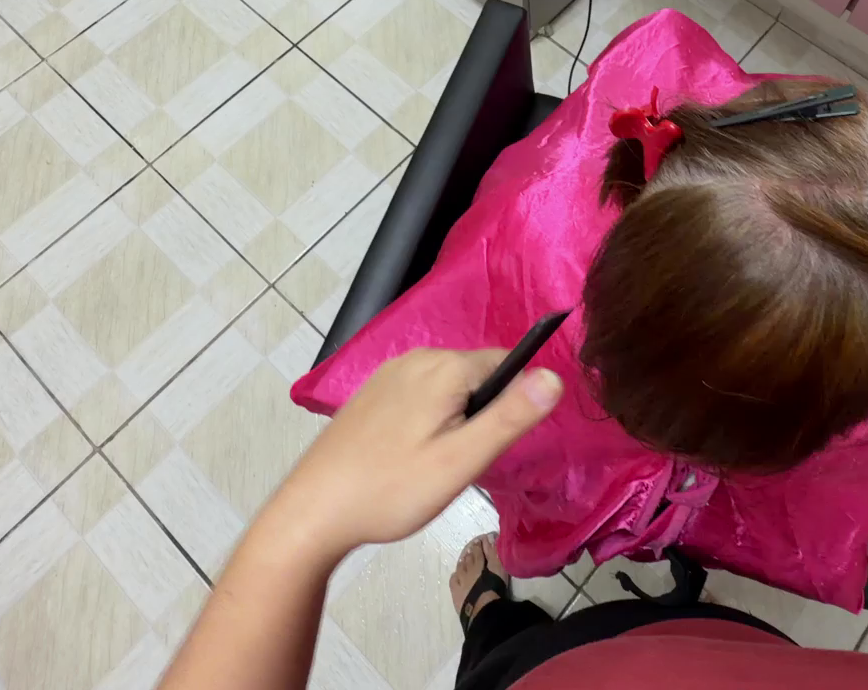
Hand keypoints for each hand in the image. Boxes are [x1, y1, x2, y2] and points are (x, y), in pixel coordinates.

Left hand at [260, 348, 561, 563]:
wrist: (312, 512)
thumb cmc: (392, 489)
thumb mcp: (461, 461)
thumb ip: (510, 417)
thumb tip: (555, 376)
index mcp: (446, 366)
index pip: (508, 364)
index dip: (512, 404)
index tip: (494, 445)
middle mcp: (420, 357)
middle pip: (478, 374)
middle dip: (483, 411)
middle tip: (462, 462)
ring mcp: (392, 371)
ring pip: (450, 385)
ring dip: (457, 416)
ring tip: (436, 464)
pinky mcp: (373, 390)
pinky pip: (422, 392)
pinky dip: (429, 417)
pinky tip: (409, 455)